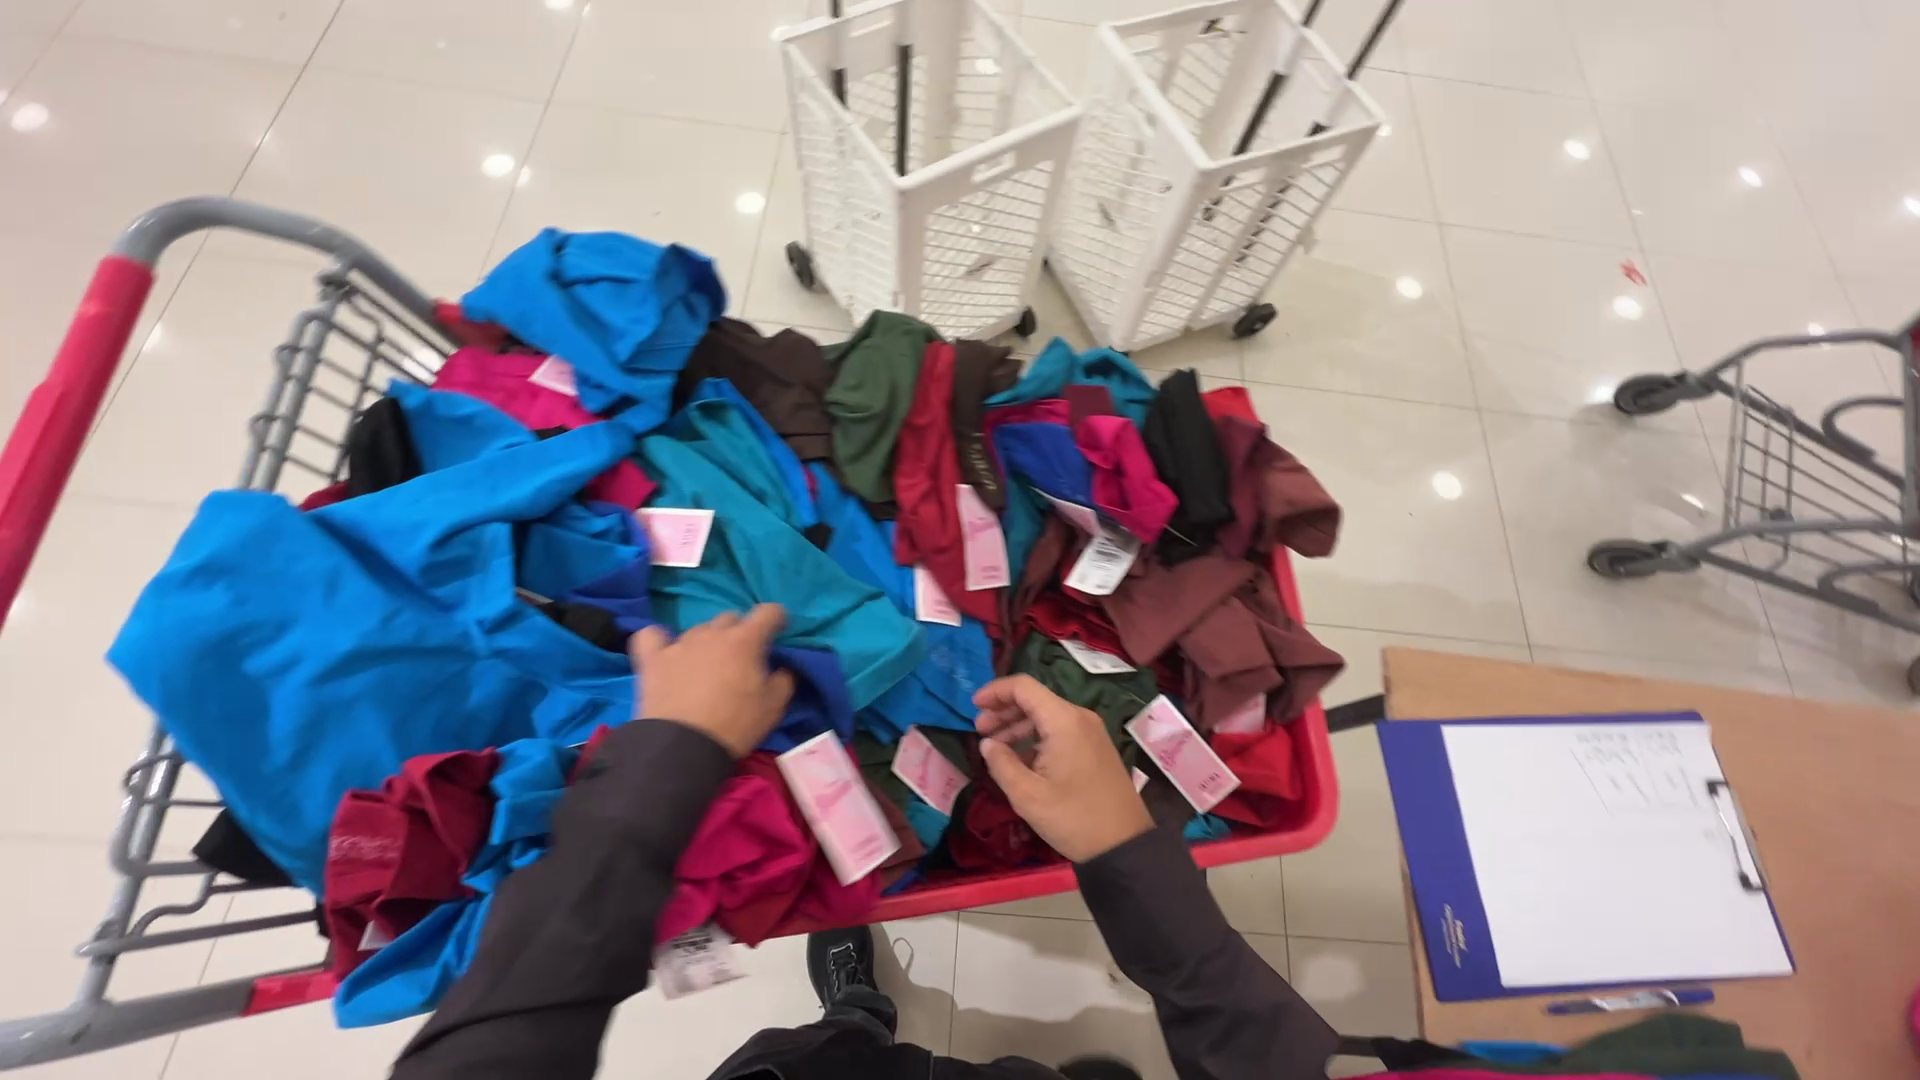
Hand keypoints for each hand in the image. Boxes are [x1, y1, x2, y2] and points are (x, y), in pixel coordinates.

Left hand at [629, 605, 795, 757]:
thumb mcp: (774, 706)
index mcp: (746, 640)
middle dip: (740, 631)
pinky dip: (661, 640)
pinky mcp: (652, 659)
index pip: (768, 611)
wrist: (682, 748)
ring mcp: (679, 643)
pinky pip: (653, 636)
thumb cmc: (735, 725)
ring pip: (699, 629)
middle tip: (742, 657)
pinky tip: (666, 651)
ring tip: (707, 665)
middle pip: (731, 618)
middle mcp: (712, 633)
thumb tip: (783, 667)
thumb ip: (784, 679)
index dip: (777, 618)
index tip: (779, 630)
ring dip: (708, 641)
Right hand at [974, 675, 1152, 861]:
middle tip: (980, 732)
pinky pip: (1059, 730)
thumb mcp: (1028, 795)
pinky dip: (1035, 737)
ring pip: (1046, 715)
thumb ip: (1001, 763)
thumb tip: (987, 744)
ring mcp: (1090, 731)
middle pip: (1034, 699)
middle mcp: (1079, 717)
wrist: (1124, 845)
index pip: (1023, 687)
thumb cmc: (1073, 818)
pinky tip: (1020, 759)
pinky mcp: (1094, 746)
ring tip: (995, 748)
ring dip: (1018, 726)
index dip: (995, 692)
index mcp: (1063, 720)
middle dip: (1003, 711)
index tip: (973, 706)